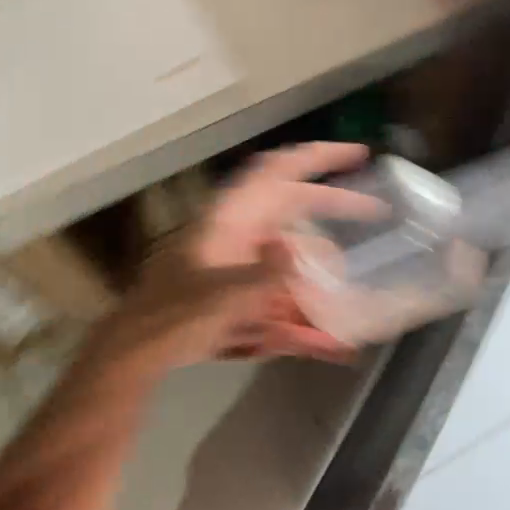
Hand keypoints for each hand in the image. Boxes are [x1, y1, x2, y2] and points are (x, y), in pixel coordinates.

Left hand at [90, 143, 386, 375]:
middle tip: (374, 211)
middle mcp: (238, 235)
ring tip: (353, 309)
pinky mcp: (239, 301)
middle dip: (332, 212)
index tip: (356, 155)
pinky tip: (331, 348)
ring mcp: (239, 268)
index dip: (317, 157)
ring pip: (292, 265)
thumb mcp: (224, 294)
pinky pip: (281, 305)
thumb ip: (266, 273)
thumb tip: (298, 250)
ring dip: (322, 284)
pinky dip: (304, 323)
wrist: (135, 355)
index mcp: (231, 219)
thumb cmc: (173, 315)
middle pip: (294, 212)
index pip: (278, 172)